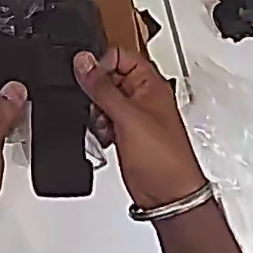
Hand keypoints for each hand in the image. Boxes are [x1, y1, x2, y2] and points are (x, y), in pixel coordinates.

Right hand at [76, 48, 207, 208]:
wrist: (168, 197)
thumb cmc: (164, 158)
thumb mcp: (127, 116)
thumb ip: (102, 87)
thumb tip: (84, 61)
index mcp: (150, 83)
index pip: (120, 55)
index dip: (102, 64)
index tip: (89, 79)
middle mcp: (142, 96)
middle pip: (109, 77)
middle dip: (97, 91)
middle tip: (98, 106)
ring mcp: (134, 115)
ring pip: (103, 99)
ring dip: (97, 111)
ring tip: (103, 123)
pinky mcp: (125, 133)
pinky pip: (103, 119)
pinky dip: (99, 127)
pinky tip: (104, 136)